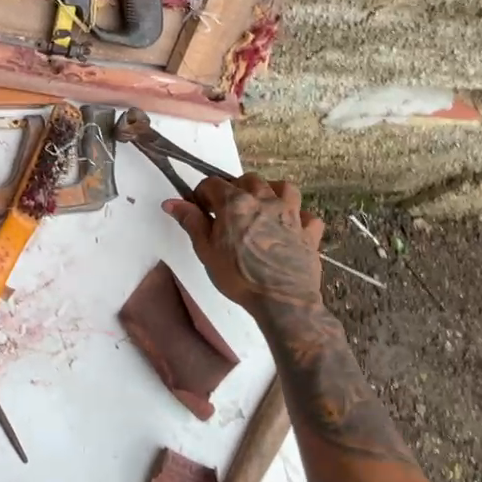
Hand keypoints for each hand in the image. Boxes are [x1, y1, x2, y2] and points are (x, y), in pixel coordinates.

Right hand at [162, 173, 326, 315]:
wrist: (282, 301)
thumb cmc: (238, 276)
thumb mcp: (205, 249)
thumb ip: (191, 221)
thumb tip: (171, 202)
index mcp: (235, 203)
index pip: (212, 183)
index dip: (202, 194)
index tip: (200, 210)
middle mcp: (265, 201)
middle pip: (248, 180)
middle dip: (235, 189)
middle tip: (227, 210)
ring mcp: (291, 215)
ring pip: (284, 188)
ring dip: (270, 192)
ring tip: (261, 207)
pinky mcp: (310, 232)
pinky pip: (307, 215)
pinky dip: (298, 216)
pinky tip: (289, 226)